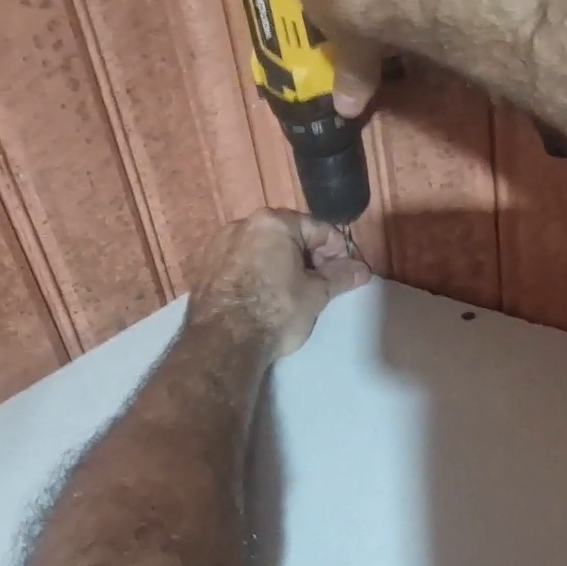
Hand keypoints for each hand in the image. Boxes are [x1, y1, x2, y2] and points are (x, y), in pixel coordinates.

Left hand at [187, 209, 371, 356]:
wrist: (223, 343)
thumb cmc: (275, 312)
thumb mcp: (315, 295)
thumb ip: (340, 277)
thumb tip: (362, 270)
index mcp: (273, 222)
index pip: (319, 229)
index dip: (338, 251)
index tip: (346, 274)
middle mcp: (242, 224)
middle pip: (287, 235)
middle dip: (308, 257)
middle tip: (320, 285)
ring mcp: (218, 245)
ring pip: (261, 248)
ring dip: (280, 264)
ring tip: (291, 293)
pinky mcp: (204, 267)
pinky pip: (240, 262)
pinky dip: (255, 273)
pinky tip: (262, 296)